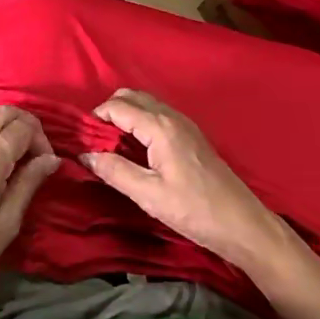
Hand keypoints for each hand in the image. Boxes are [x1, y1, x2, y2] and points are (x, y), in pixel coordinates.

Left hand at [0, 106, 62, 309]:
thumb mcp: (10, 219)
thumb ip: (30, 181)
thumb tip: (52, 159)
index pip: (22, 129)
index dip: (40, 139)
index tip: (46, 161)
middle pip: (2, 113)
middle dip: (25, 122)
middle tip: (35, 146)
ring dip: (2, 118)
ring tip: (14, 139)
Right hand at [79, 90, 287, 269]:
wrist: (240, 221)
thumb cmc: (193, 209)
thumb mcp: (149, 195)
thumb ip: (115, 172)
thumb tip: (85, 155)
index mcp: (160, 126)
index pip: (118, 106)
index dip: (95, 118)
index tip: (80, 138)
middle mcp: (172, 116)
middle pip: (132, 97)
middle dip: (109, 111)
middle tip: (95, 141)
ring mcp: (184, 123)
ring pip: (146, 104)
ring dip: (125, 115)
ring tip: (110, 145)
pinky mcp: (190, 135)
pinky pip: (158, 115)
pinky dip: (140, 121)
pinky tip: (135, 148)